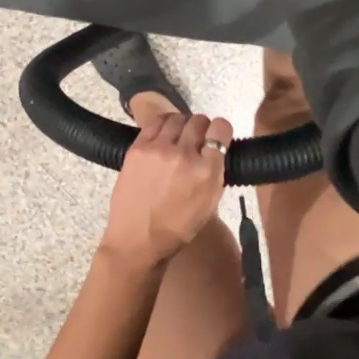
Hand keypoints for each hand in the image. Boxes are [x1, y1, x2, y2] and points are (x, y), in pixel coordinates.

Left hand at [100, 112, 232, 269]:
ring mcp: (159, 149)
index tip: (218, 137)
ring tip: (179, 137)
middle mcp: (185, 154)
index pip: (221, 129)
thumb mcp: (209, 204)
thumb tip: (216, 151)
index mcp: (207, 171)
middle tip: (197, 140)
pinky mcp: (138, 147)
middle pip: (199, 121)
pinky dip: (165, 123)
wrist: (137, 240)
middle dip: (202, 128)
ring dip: (183, 124)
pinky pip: (156, 121)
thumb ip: (215, 173)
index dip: (221, 131)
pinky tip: (164, 133)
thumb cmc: (177, 229)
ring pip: (178, 118)